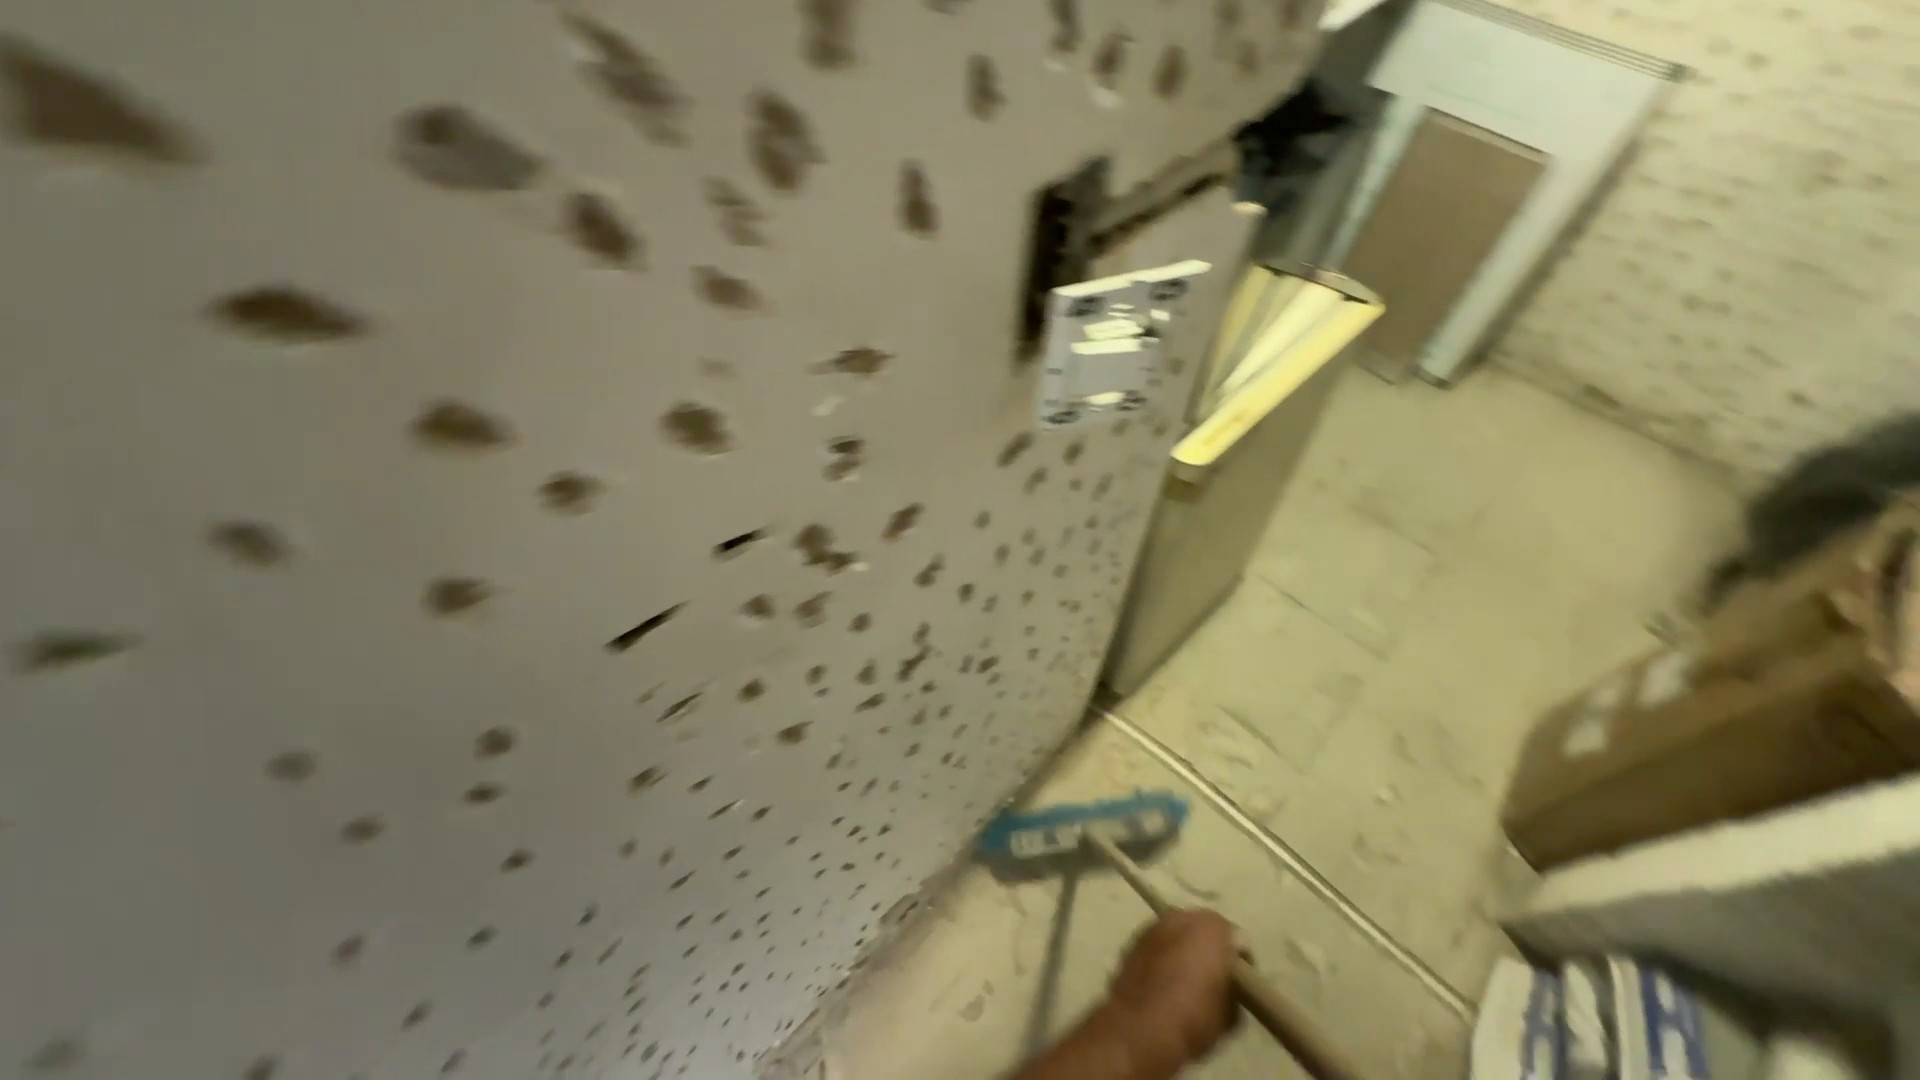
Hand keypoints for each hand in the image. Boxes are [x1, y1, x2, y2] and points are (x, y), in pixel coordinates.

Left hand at [1105, 908, 1241, 1063]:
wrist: (1139, 1027)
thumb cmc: (1193, 1019)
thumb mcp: (1230, 1015)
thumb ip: (1234, 989)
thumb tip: (1229, 987)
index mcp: (1213, 930)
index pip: (1237, 939)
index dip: (1241, 962)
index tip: (1241, 983)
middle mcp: (1183, 917)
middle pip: (1206, 927)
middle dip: (1212, 947)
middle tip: (1215, 975)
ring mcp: (1155, 925)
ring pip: (1179, 930)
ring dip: (1186, 946)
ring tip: (1188, 975)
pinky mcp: (1134, 939)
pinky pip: (1159, 941)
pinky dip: (1165, 952)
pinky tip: (1164, 976)